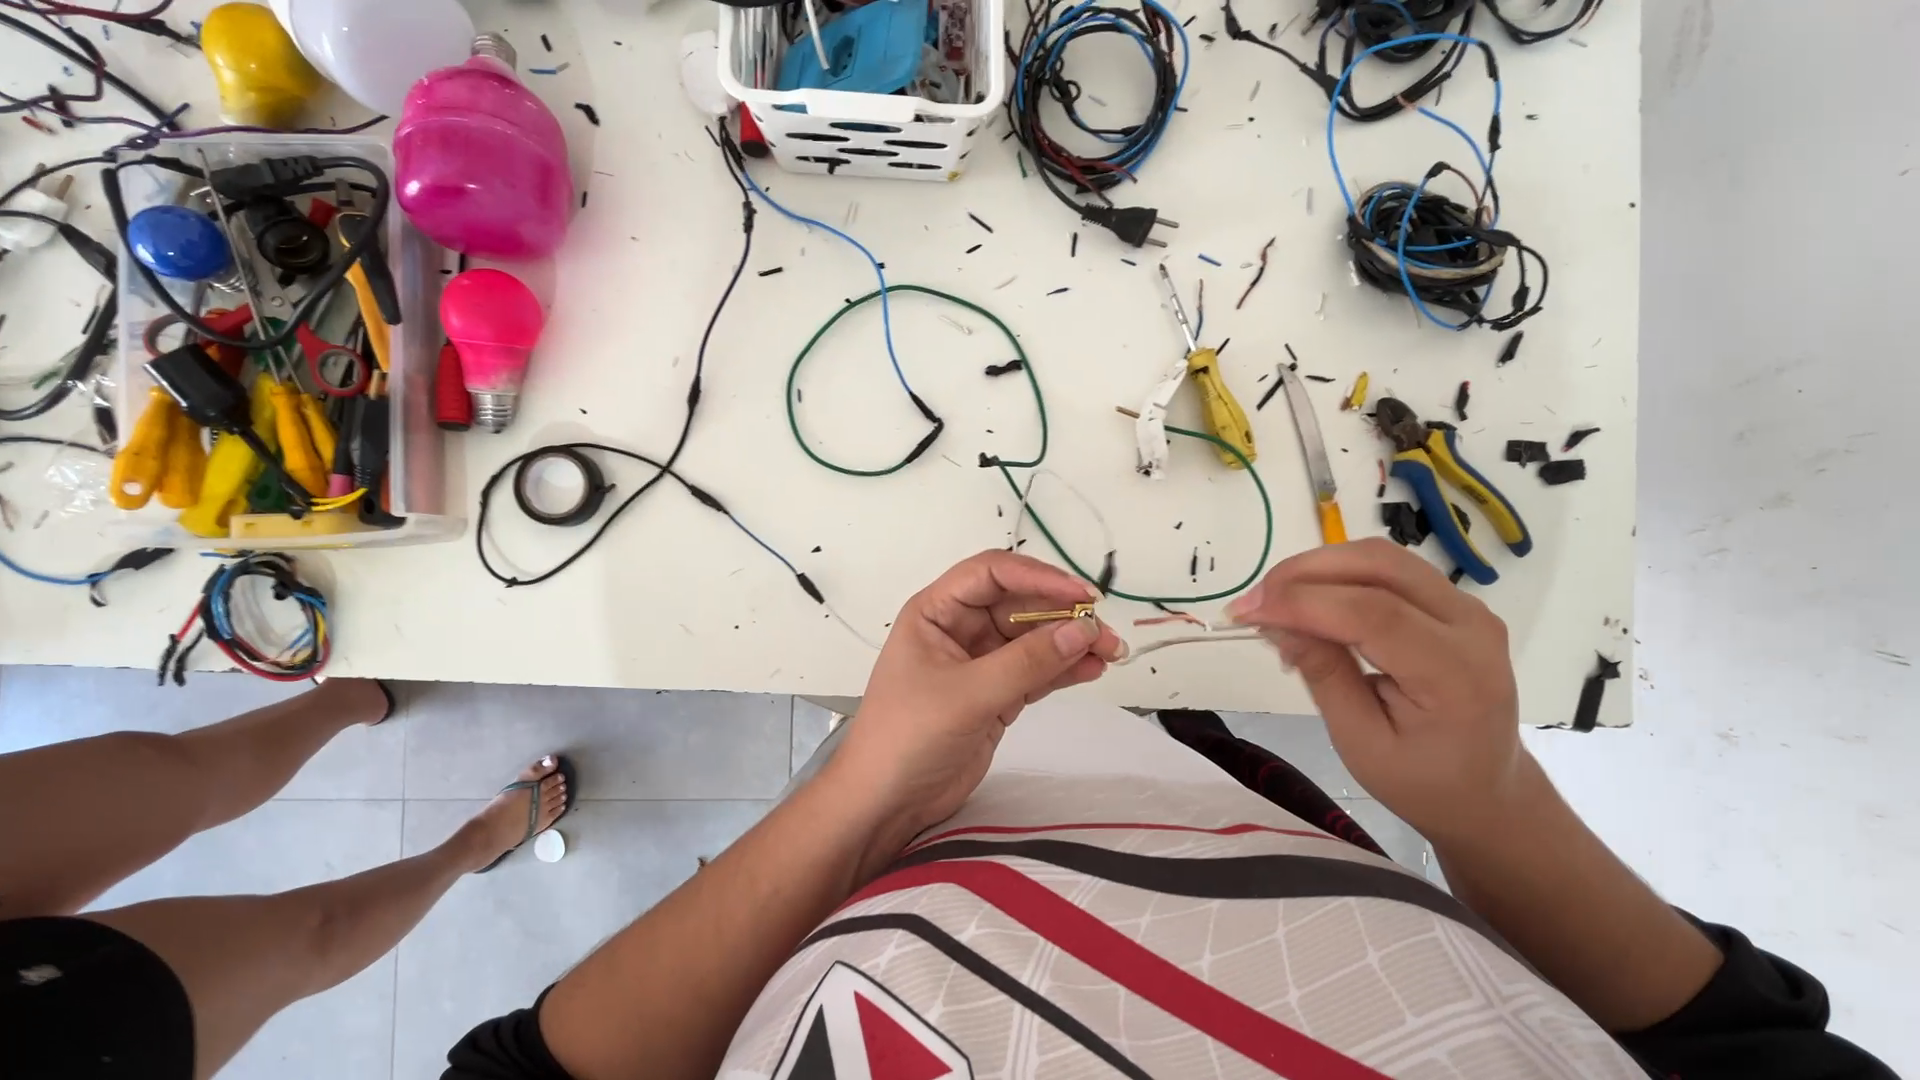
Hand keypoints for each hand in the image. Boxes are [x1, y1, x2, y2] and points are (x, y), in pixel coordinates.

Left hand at [826, 550, 1125, 842]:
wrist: (885, 802)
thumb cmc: (909, 736)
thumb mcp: (968, 695)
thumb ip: (1027, 662)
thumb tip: (1083, 630)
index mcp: (936, 611)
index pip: (992, 574)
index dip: (1038, 577)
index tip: (1082, 595)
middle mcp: (959, 629)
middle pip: (1019, 605)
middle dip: (1063, 614)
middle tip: (1106, 633)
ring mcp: (978, 663)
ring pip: (1033, 639)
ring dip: (1070, 642)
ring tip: (1112, 652)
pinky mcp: (995, 695)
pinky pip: (1035, 671)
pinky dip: (1063, 670)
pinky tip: (1092, 670)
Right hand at [1225, 538, 1529, 841]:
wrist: (1486, 790)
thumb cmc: (1422, 781)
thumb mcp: (1361, 742)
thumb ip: (1324, 675)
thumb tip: (1274, 622)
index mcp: (1455, 675)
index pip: (1373, 612)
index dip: (1303, 602)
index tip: (1246, 612)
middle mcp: (1471, 626)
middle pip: (1378, 565)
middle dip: (1303, 573)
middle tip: (1253, 603)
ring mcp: (1466, 607)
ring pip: (1380, 557)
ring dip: (1317, 569)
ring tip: (1274, 603)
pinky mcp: (1452, 601)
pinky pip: (1387, 569)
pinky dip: (1337, 576)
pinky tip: (1308, 604)